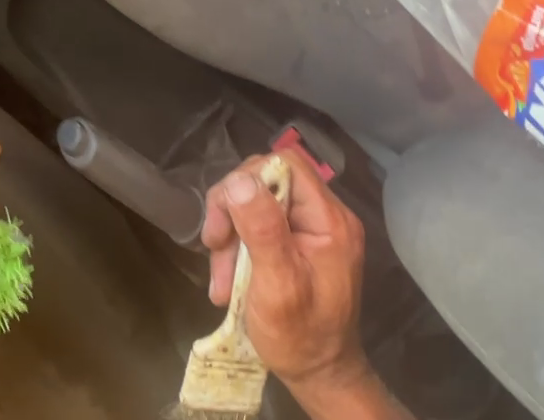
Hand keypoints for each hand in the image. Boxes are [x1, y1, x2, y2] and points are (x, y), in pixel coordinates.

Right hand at [202, 150, 370, 394]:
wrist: (321, 378)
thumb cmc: (301, 338)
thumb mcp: (278, 287)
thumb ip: (262, 230)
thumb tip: (239, 180)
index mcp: (329, 220)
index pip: (285, 165)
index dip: (249, 178)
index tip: (226, 214)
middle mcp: (325, 216)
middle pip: (267, 181)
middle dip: (233, 211)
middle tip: (214, 245)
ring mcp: (313, 230)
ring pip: (257, 204)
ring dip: (231, 236)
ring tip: (221, 279)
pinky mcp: (299, 244)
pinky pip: (261, 226)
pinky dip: (239, 249)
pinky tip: (230, 281)